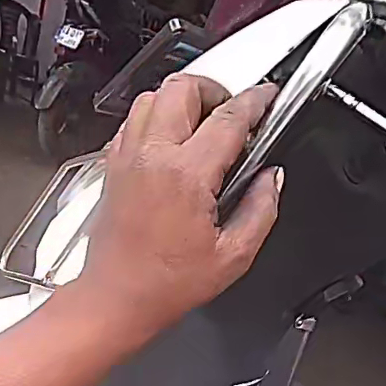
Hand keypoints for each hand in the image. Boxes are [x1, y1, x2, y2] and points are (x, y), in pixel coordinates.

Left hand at [68, 74, 280, 336]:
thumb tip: (272, 180)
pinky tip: (173, 144)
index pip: (229, 117)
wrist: (117, 298)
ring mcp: (127, 158)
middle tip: (234, 114)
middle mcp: (152, 156)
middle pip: (184, 88)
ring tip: (204, 125)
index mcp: (186, 175)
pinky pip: (134, 121)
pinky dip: (157, 119)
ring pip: (154, 97)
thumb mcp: (233, 257)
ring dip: (183, 101)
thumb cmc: (165, 284)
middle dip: (216, 91)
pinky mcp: (112, 167)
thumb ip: (261, 210)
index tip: (267, 98)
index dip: (256, 101)